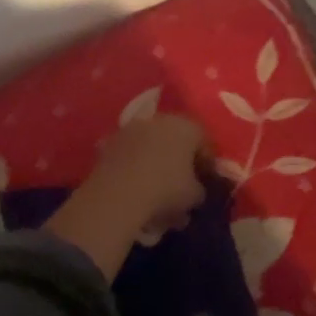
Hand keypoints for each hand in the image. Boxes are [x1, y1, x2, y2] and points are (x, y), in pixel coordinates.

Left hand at [87, 114, 209, 234]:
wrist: (118, 191)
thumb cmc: (166, 189)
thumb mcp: (196, 195)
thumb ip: (200, 187)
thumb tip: (195, 187)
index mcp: (184, 126)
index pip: (203, 139)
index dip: (207, 161)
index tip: (207, 180)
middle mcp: (156, 120)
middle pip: (174, 139)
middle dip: (179, 159)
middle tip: (182, 184)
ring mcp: (129, 128)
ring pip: (149, 145)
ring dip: (154, 162)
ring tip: (157, 189)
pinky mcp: (108, 142)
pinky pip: (129, 154)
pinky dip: (134, 166)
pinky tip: (136, 186)